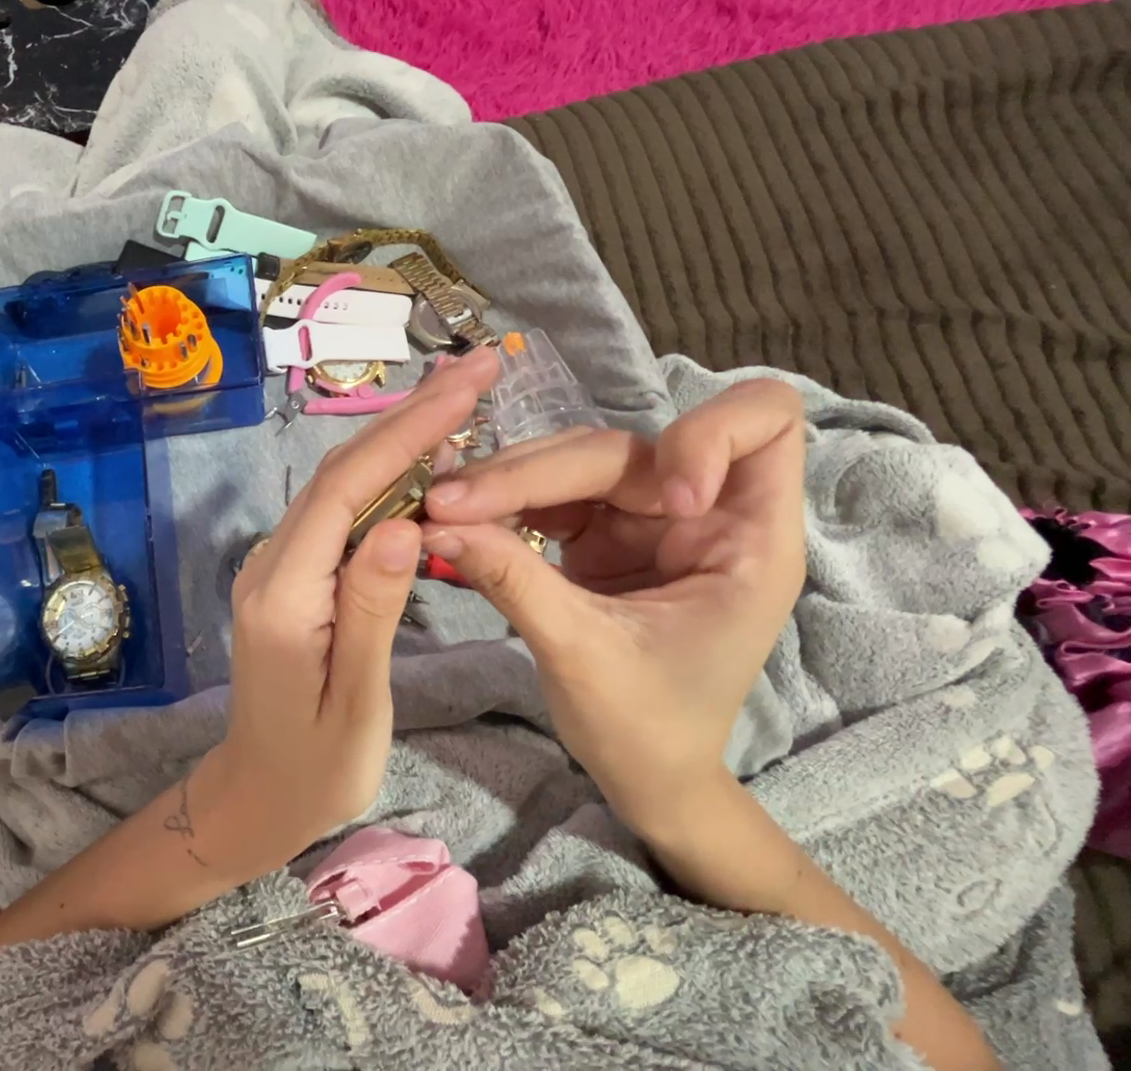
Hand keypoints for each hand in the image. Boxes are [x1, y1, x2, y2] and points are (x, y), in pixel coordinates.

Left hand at [209, 345, 504, 874]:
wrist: (258, 794)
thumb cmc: (316, 767)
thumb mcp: (355, 699)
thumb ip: (372, 609)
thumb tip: (404, 521)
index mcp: (284, 594)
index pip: (348, 490)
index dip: (407, 433)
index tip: (466, 386)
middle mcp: (270, 566)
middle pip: (339, 474)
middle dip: (407, 419)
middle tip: (474, 372)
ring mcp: (275, 569)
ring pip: (337, 487)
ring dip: (395, 441)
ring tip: (458, 401)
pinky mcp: (288, 579)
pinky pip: (335, 515)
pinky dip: (380, 481)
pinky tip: (420, 466)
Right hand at [419, 379, 807, 832]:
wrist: (642, 771)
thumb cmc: (643, 726)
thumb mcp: (579, 652)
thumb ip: (513, 579)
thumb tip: (434, 523)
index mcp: (747, 539)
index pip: (762, 424)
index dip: (705, 437)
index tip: (657, 502)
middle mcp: (699, 512)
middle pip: (620, 448)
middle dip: (534, 472)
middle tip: (448, 505)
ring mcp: (643, 519)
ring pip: (572, 462)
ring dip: (504, 481)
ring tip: (440, 512)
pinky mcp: (600, 532)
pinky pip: (546, 494)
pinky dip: (502, 501)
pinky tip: (460, 520)